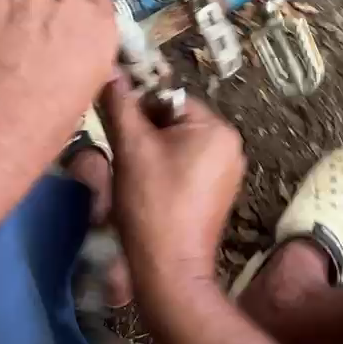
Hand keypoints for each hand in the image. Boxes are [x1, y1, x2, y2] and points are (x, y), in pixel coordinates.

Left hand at [0, 0, 118, 175]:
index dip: (80, 10)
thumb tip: (75, 57)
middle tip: (31, 42)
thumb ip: (84, 60)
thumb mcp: (84, 94)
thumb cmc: (44, 128)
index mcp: (99, 26)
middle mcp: (68, 2)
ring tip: (0, 48)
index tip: (66, 29)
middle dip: (48, 13)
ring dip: (17, 16)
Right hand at [101, 77, 245, 296]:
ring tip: (137, 179)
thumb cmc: (151, 205)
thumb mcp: (130, 148)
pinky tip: (150, 194)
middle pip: (174, 121)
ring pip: (177, 145)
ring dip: (152, 154)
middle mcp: (230, 146)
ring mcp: (227, 172)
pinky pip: (186, 167)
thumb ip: (120, 104)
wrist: (168, 273)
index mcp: (217, 129)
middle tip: (127, 160)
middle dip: (146, 135)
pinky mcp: (218, 194)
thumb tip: (111, 70)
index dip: (141, 113)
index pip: (169, 99)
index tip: (122, 135)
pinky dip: (165, 172)